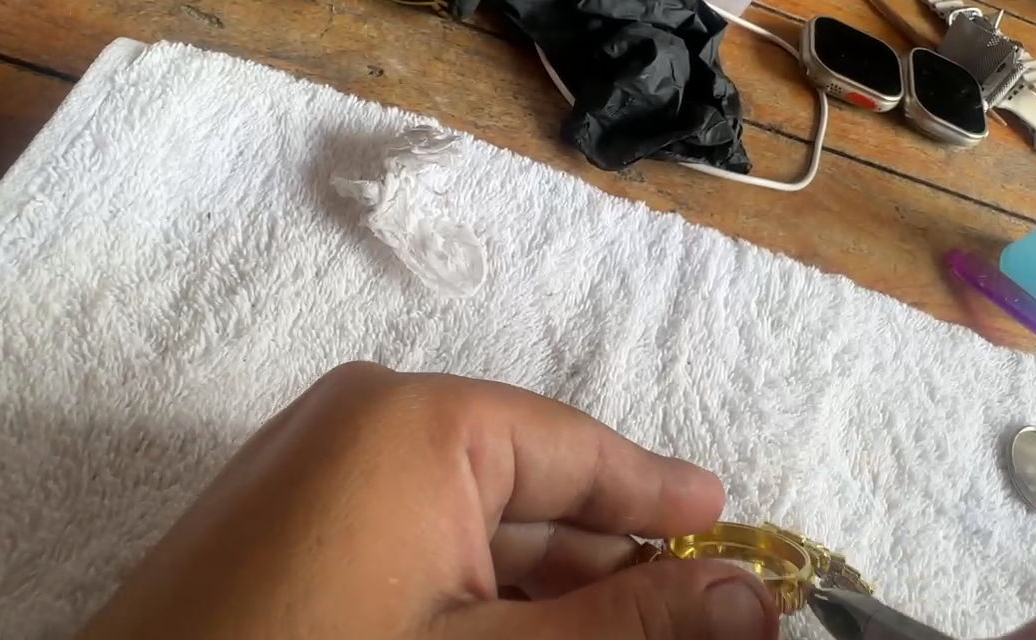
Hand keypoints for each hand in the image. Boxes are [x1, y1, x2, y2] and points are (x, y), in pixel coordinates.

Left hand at [76, 362, 777, 639]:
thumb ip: (620, 625)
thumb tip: (748, 597)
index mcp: (414, 418)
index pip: (572, 445)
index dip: (653, 487)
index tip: (723, 514)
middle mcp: (365, 417)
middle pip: (523, 484)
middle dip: (601, 556)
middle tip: (689, 605)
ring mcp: (316, 466)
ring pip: (466, 519)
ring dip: (537, 583)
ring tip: (612, 626)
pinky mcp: (287, 521)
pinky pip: (409, 538)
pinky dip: (469, 587)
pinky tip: (512, 629)